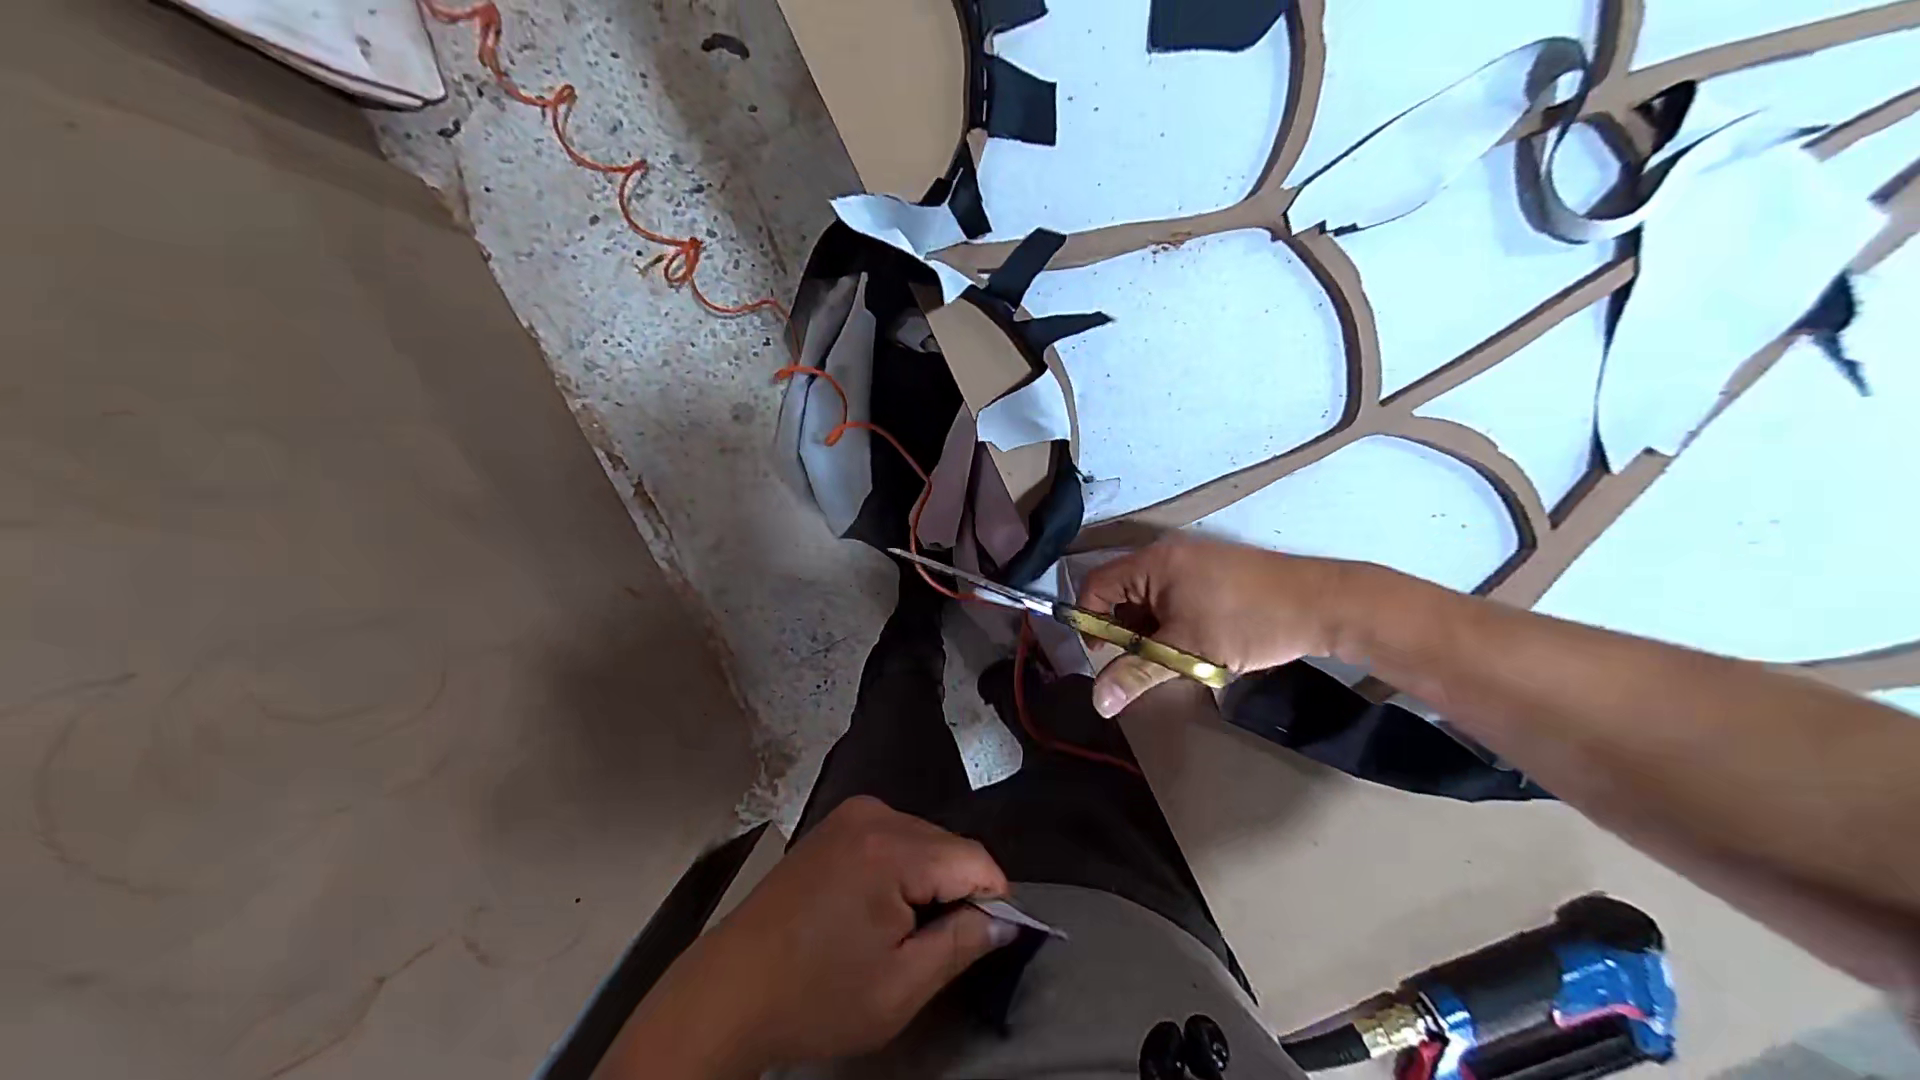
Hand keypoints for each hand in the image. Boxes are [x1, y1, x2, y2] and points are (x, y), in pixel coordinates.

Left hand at [606, 797, 1017, 1078]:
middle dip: (959, 889)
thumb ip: (962, 944)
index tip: (984, 940)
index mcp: (890, 849)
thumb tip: (1006, 920)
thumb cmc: (815, 997)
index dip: (993, 899)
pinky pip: (896, 836)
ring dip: (932, 879)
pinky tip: (879, 907)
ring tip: (904, 930)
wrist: (730, 990)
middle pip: (949, 844)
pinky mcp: (836, 822)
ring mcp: (851, 813)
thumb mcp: (900, 989)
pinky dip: (904, 867)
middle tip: (938, 944)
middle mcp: (874, 814)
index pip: (975, 859)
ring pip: (925, 839)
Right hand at [1079, 536, 1367, 717]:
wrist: (1324, 605)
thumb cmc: (1249, 622)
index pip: (1095, 585)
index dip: (1090, 621)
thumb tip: (1097, 703)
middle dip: (1127, 631)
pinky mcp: (1212, 571)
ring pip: (1149, 599)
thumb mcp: (1187, 652)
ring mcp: (1192, 560)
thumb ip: (1137, 673)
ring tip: (1179, 656)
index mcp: (1152, 562)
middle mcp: (1166, 554)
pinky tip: (1198, 645)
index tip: (1106, 656)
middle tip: (1147, 661)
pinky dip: (1175, 622)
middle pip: (1121, 593)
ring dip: (1153, 630)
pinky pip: (1173, 596)